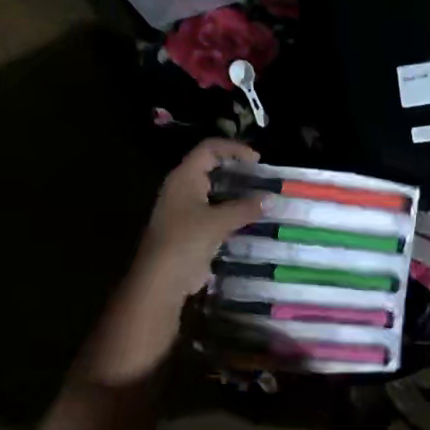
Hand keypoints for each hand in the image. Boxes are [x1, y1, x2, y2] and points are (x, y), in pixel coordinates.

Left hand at [82, 140, 265, 384]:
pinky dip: (231, 215)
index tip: (258, 162)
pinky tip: (249, 223)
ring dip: (236, 196)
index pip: (209, 149)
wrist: (161, 280)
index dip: (234, 149)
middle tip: (262, 182)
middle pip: (211, 169)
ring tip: (261, 201)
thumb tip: (268, 199)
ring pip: (214, 194)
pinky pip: (213, 214)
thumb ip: (244, 208)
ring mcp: (184, 210)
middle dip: (238, 173)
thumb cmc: (185, 242)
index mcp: (184, 177)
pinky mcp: (189, 231)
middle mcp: (182, 188)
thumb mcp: (217, 222)